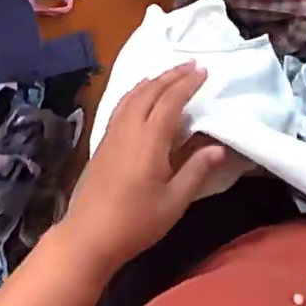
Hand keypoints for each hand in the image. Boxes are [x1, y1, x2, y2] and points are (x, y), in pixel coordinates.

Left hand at [59, 63, 235, 273]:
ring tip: (169, 73)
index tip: (204, 72)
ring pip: (134, 95)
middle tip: (192, 65)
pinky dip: (135, 92)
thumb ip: (197, 171)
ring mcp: (112, 134)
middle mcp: (129, 129)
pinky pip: (121, 105)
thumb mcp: (173, 203)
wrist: (86, 240)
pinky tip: (139, 93)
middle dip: (172, 75)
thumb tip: (220, 147)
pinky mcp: (102, 143)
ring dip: (154, 80)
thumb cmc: (134, 223)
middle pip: (151, 91)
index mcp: (149, 140)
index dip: (188, 84)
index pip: (171, 101)